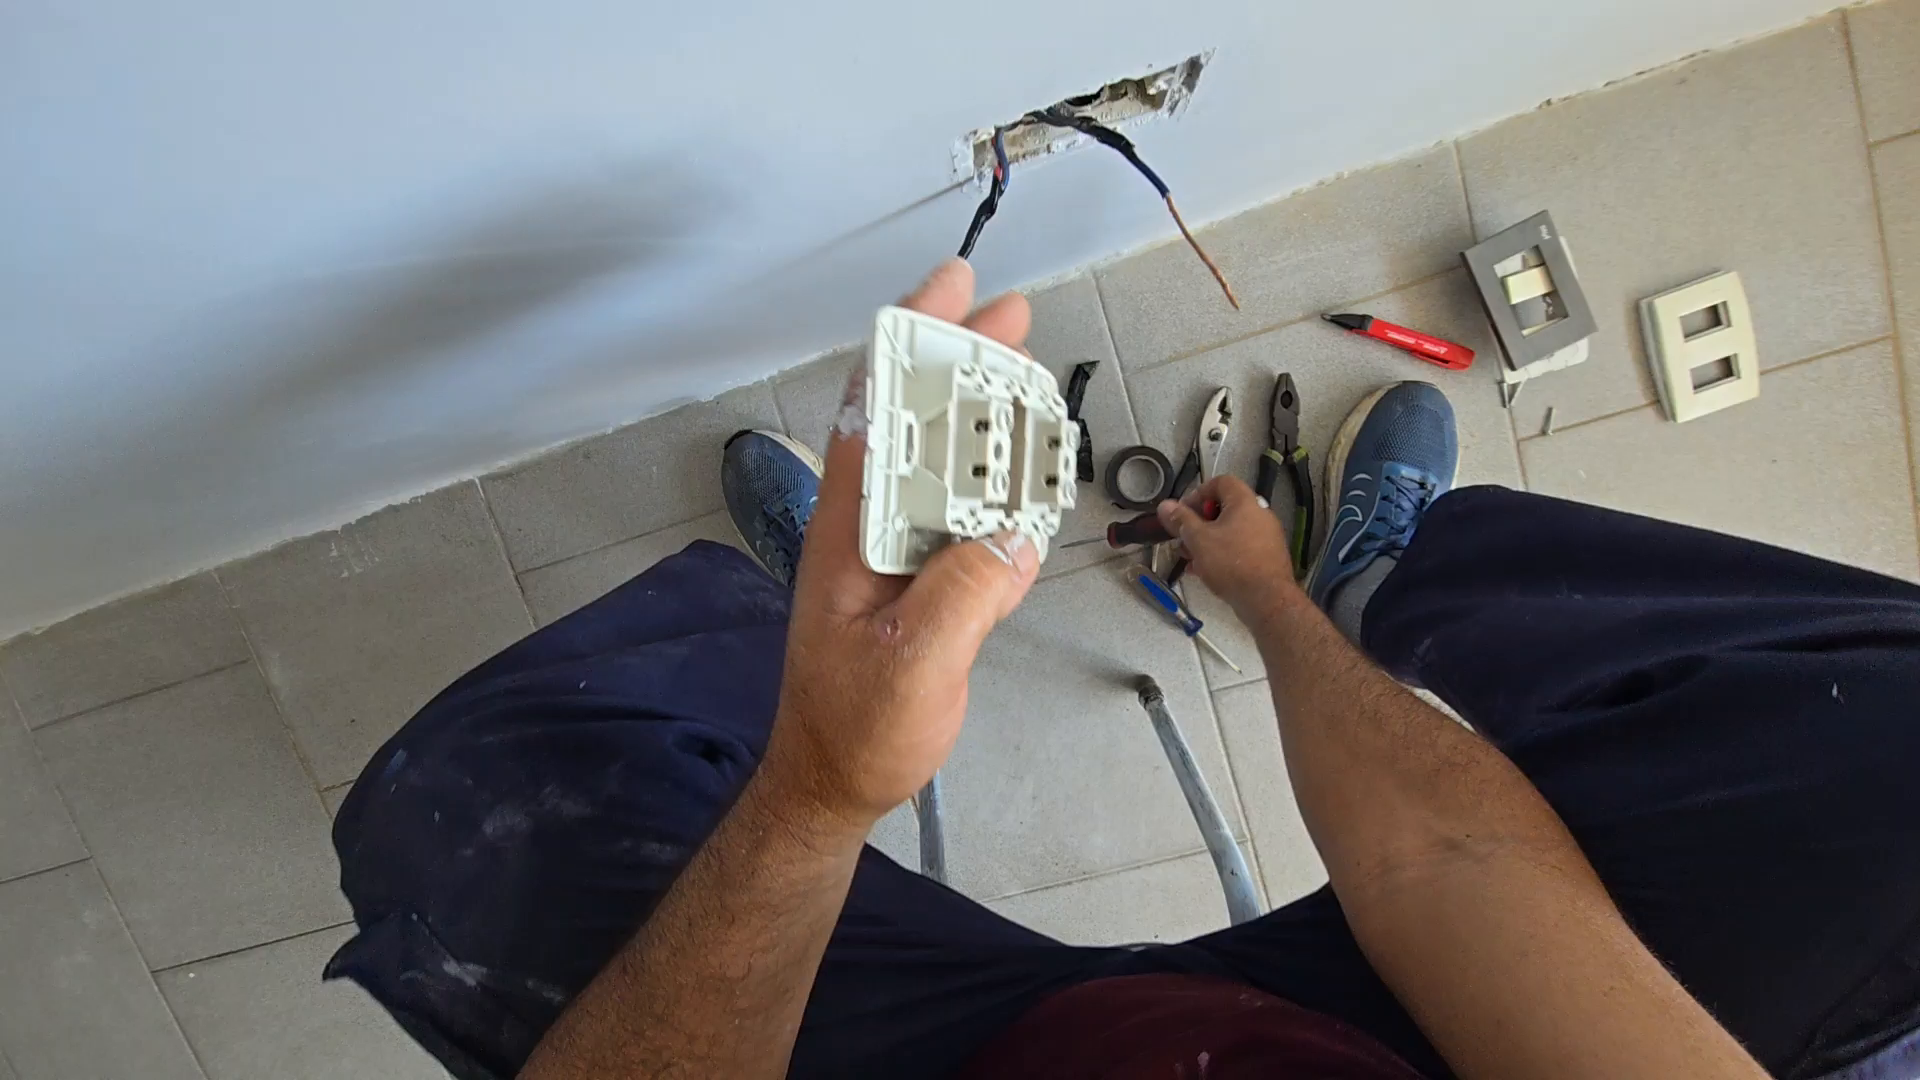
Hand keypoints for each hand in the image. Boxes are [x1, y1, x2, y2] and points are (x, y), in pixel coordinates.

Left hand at [762, 259, 1040, 834]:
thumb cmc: (856, 728)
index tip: (952, 290)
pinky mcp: (925, 584)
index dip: (912, 345)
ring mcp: (900, 554)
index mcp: (852, 529)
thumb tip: (1016, 533)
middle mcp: (873, 527)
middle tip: (1013, 320)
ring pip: (948, 470)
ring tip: (1033, 391)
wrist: (838, 780)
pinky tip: (1027, 487)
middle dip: (964, 366)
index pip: (877, 414)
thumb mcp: (913, 664)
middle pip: (919, 426)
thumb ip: (965, 594)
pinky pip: (967, 524)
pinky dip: (1000, 495)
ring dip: (990, 426)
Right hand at [1157, 475, 1303, 621]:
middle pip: (1224, 508)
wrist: (1266, 599)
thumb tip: (1165, 505)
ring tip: (1191, 558)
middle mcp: (1260, 514)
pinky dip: (1222, 553)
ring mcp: (1266, 536)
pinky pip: (1240, 547)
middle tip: (1184, 537)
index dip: (1198, 492)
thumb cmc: (1231, 563)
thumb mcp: (1197, 539)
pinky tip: (1205, 570)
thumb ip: (1180, 520)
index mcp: (1244, 502)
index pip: (1221, 482)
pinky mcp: (1267, 557)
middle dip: (1199, 522)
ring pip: (1231, 530)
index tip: (1184, 512)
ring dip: (1208, 540)